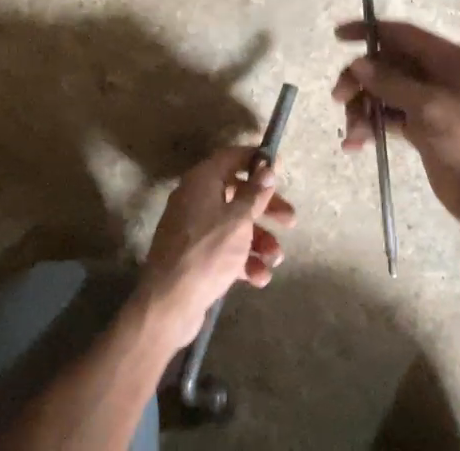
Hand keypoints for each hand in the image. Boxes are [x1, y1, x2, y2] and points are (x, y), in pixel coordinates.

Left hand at [134, 146, 296, 352]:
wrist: (169, 303)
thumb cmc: (207, 253)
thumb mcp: (238, 220)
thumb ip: (254, 194)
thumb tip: (266, 168)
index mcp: (202, 181)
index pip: (230, 157)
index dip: (255, 160)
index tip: (279, 167)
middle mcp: (196, 199)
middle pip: (237, 194)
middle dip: (266, 208)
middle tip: (290, 220)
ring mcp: (194, 229)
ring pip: (234, 225)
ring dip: (259, 240)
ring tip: (275, 259)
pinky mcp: (196, 256)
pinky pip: (225, 250)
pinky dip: (243, 260)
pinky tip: (259, 278)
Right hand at [333, 21, 459, 229]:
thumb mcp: (430, 108)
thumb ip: (392, 82)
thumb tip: (358, 64)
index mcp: (450, 61)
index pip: (403, 35)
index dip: (370, 32)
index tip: (339, 37)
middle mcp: (439, 76)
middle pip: (388, 65)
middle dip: (362, 80)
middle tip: (339, 99)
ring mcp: (430, 103)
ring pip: (384, 93)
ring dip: (363, 109)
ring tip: (353, 135)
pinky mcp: (422, 128)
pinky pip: (389, 117)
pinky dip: (371, 126)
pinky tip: (356, 144)